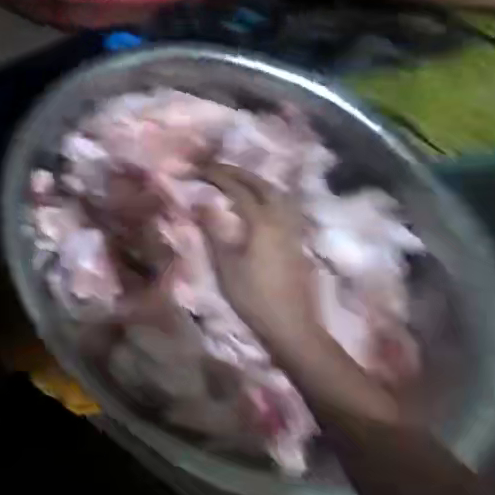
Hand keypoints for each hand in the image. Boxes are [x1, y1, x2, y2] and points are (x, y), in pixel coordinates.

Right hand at [201, 165, 402, 423]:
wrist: (292, 326)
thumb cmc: (251, 295)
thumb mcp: (225, 263)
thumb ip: (213, 229)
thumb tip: (201, 202)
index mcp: (263, 223)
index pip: (239, 189)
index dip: (217, 175)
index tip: (197, 168)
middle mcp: (283, 222)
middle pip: (264, 186)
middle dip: (239, 173)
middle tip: (215, 168)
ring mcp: (295, 232)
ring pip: (279, 196)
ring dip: (256, 182)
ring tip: (235, 180)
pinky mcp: (298, 244)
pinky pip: (285, 208)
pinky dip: (267, 197)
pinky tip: (256, 204)